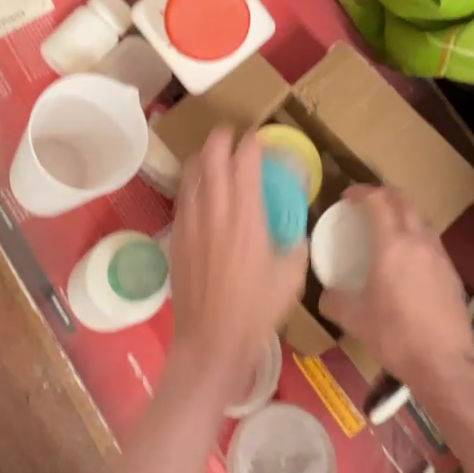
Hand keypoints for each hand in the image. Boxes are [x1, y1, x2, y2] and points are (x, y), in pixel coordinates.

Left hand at [169, 128, 308, 375]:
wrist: (212, 340)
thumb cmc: (257, 309)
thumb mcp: (291, 275)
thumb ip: (296, 244)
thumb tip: (297, 230)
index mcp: (247, 216)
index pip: (245, 163)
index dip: (251, 142)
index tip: (258, 136)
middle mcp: (215, 211)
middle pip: (211, 157)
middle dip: (221, 138)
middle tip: (230, 132)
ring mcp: (191, 222)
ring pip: (191, 173)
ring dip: (202, 157)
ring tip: (212, 154)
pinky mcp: (176, 236)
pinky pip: (182, 196)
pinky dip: (191, 182)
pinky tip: (198, 187)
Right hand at [320, 186, 473, 394]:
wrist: (445, 364)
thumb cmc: (395, 336)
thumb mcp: (354, 319)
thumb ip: (334, 301)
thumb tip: (326, 294)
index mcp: (392, 245)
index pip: (378, 200)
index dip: (361, 192)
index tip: (347, 196)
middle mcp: (419, 241)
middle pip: (404, 200)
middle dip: (383, 193)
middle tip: (366, 203)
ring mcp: (440, 256)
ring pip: (421, 218)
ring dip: (403, 213)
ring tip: (387, 227)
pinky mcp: (452, 273)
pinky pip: (431, 240)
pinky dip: (416, 235)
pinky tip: (408, 258)